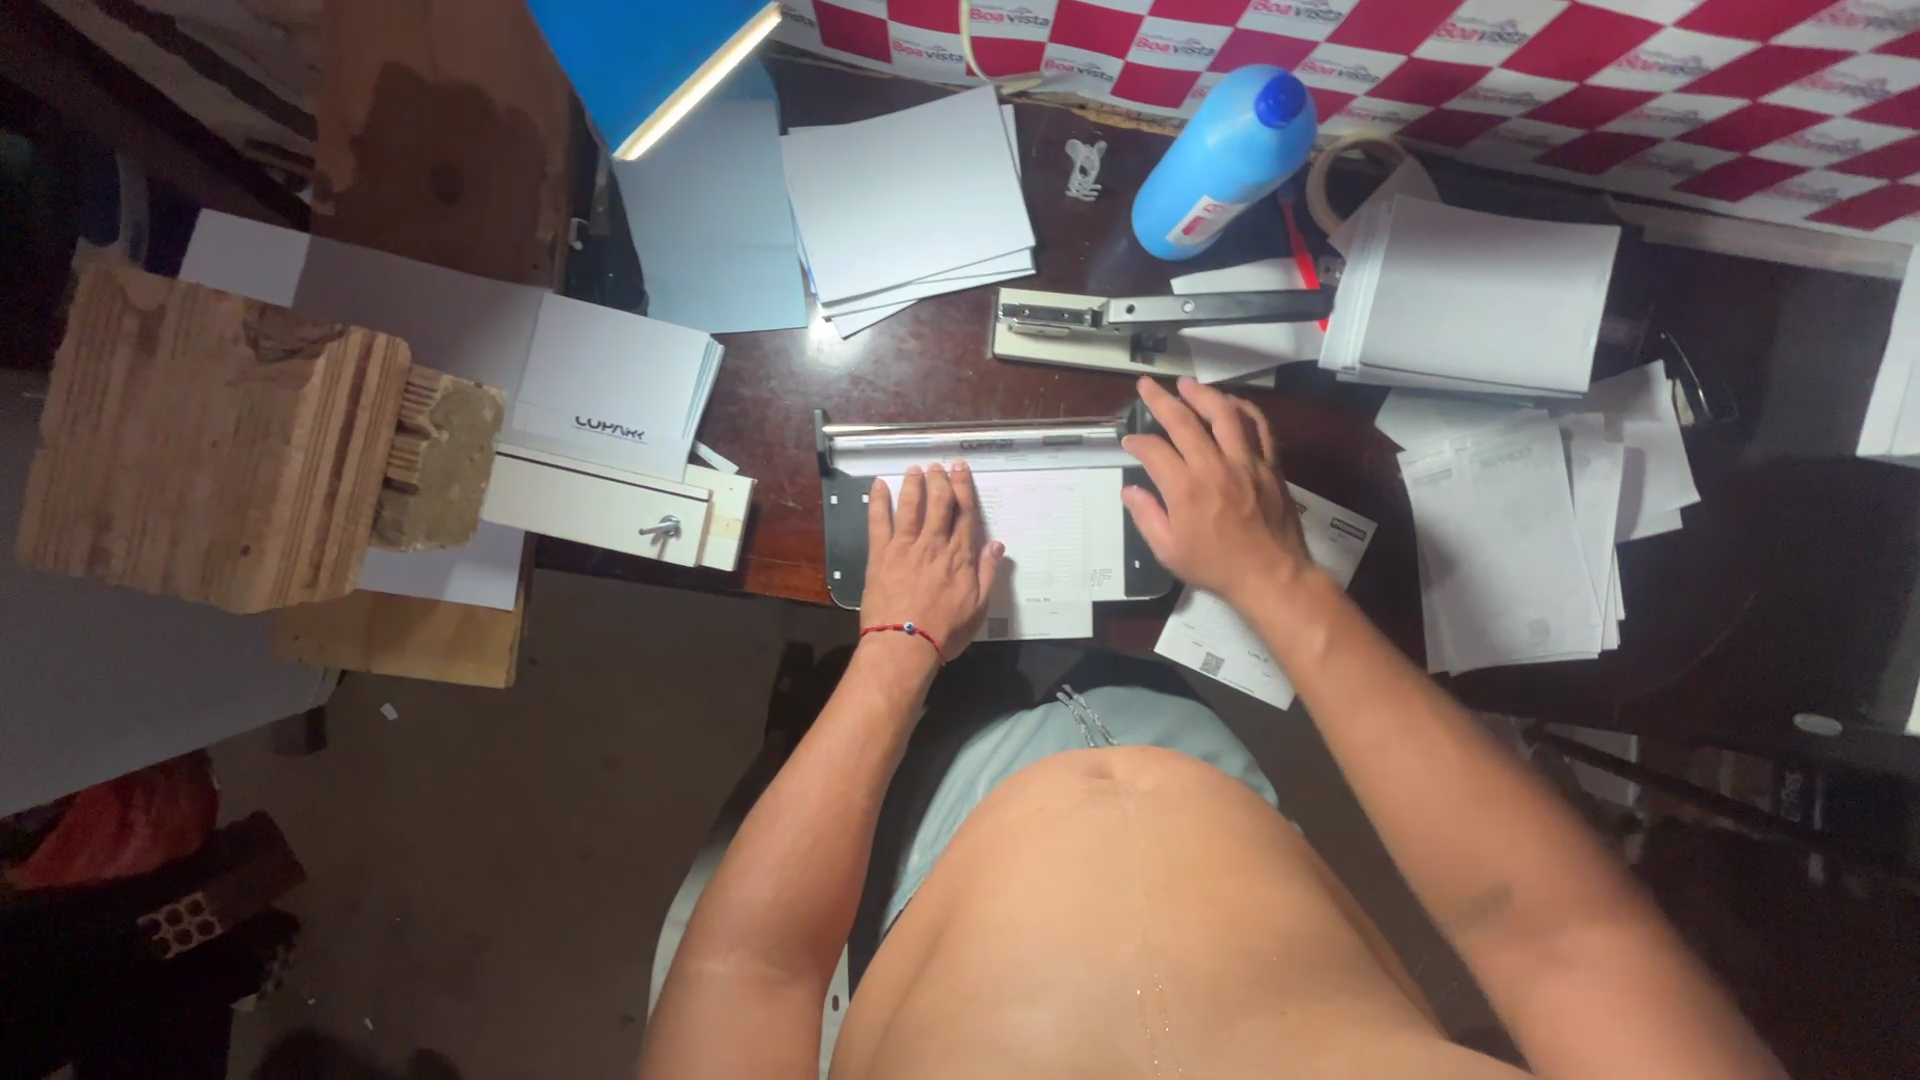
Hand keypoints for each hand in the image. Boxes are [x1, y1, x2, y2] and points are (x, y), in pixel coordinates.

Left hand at [862, 462, 1004, 662]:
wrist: (905, 643)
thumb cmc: (945, 631)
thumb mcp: (979, 607)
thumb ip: (988, 573)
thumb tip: (997, 545)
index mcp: (959, 556)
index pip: (965, 513)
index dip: (963, 488)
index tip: (960, 470)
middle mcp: (934, 543)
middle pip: (939, 503)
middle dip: (940, 480)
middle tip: (939, 465)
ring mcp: (905, 546)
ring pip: (911, 506)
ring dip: (913, 484)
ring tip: (915, 469)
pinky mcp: (880, 554)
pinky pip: (879, 521)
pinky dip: (878, 501)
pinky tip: (878, 485)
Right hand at [1121, 376, 1314, 603]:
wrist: (1270, 575)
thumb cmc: (1215, 566)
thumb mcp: (1168, 550)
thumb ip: (1146, 516)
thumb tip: (1129, 490)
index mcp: (1185, 488)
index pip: (1153, 450)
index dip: (1136, 442)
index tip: (1128, 442)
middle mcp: (1213, 466)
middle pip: (1183, 420)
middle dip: (1161, 400)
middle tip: (1147, 385)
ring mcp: (1246, 462)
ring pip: (1224, 413)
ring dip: (1202, 393)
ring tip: (1187, 383)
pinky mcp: (1269, 465)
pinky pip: (1259, 427)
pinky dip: (1244, 409)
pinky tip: (1231, 403)